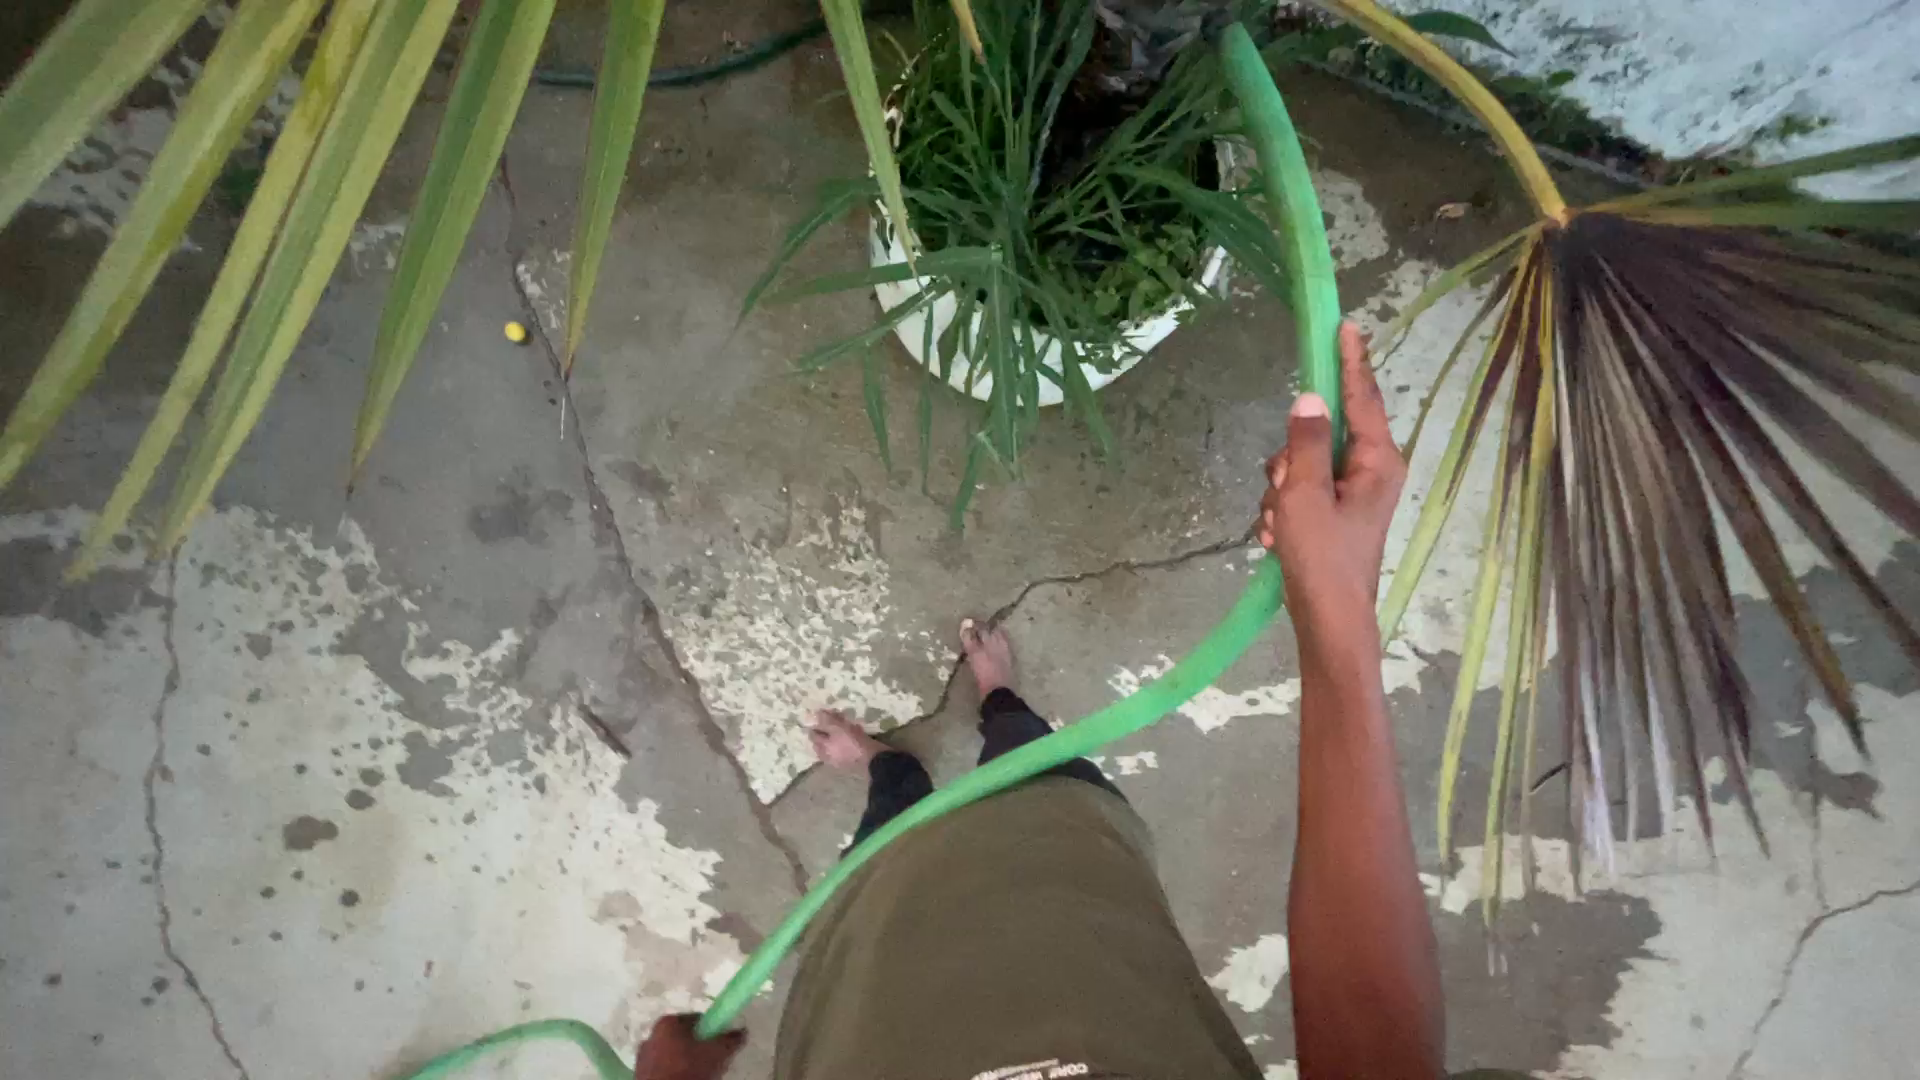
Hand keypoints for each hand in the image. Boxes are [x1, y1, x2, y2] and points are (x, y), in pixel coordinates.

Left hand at [632, 1015, 743, 1079]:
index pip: (695, 1018)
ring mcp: (641, 1059)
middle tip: (708, 1059)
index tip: (716, 1043)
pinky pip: (660, 1070)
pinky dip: (671, 1074)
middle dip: (694, 1046)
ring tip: (696, 1073)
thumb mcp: (718, 1053)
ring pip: (669, 1054)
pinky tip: (683, 1079)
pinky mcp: (638, 1078)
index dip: (709, 1030)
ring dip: (682, 1061)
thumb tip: (742, 1031)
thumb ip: (732, 1038)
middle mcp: (650, 1035)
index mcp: (667, 1022)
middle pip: (681, 1036)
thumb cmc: (689, 1071)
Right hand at [1257, 321, 1405, 617]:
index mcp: (1376, 461)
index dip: (1350, 362)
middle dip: (1288, 462)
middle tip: (1281, 492)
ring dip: (1279, 494)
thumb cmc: (1323, 559)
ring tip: (1281, 527)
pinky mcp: (1330, 516)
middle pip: (1318, 435)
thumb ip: (1305, 444)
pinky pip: (1295, 495)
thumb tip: (1309, 398)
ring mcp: (1348, 496)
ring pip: (1298, 467)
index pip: (1362, 398)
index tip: (1346, 325)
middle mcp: (1368, 472)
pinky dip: (1281, 514)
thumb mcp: (1306, 496)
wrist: (1326, 621)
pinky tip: (1278, 539)